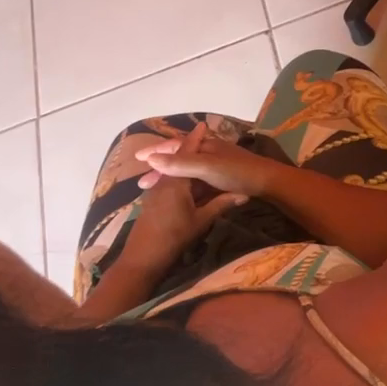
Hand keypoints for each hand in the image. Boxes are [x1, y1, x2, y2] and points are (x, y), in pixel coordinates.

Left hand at [117, 127, 247, 273]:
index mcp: (175, 183)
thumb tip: (245, 194)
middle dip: (191, 150)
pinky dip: (181, 178)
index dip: (195, 140)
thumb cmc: (173, 237)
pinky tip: (190, 183)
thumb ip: (221, 204)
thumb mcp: (201, 221)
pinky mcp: (154, 203)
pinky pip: (169, 183)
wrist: (141, 260)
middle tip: (207, 141)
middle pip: (178, 162)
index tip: (204, 125)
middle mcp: (164, 183)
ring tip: (202, 159)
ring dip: (186, 165)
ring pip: (173, 173)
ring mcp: (156, 193)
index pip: (187, 155)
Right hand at [134, 125, 277, 196]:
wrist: (269, 183)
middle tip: (143, 184)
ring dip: (172, 178)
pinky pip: (199, 179)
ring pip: (189, 170)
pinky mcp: (224, 177)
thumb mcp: (207, 168)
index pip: (176, 145)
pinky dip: (186, 185)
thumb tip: (151, 159)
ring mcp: (218, 164)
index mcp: (206, 146)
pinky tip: (178, 196)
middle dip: (161, 168)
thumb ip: (181, 163)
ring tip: (155, 191)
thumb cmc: (238, 173)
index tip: (137, 158)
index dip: (157, 151)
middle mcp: (210, 151)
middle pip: (180, 158)